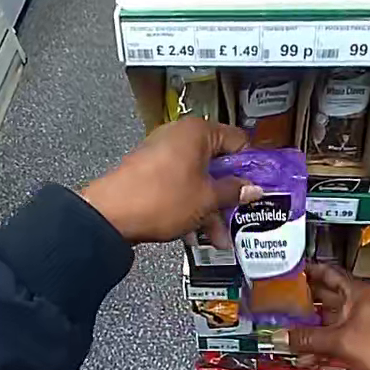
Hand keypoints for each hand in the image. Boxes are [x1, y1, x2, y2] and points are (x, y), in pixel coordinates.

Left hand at [81, 118, 259, 245]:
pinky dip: (190, 206)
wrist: (110, 215)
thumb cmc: (160, 199)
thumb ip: (234, 191)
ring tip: (219, 237)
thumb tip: (252, 189)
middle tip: (242, 214)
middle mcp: (180, 136)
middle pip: (217, 162)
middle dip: (230, 193)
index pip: (238, 141)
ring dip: (211, 207)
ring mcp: (163, 154)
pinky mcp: (150, 172)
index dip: (251, 166)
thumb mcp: (207, 199)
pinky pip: (180, 186)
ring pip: (198, 178)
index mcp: (198, 132)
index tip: (260, 186)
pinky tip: (195, 233)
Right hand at [277, 264, 369, 369]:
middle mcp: (359, 305)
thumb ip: (308, 338)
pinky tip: (306, 355)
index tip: (295, 271)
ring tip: (290, 331)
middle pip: (327, 298)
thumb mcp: (339, 340)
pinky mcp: (360, 343)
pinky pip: (335, 339)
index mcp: (358, 293)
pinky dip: (321, 345)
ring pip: (329, 321)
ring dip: (310, 328)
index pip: (330, 274)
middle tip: (285, 301)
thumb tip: (284, 337)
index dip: (311, 271)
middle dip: (305, 302)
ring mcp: (360, 324)